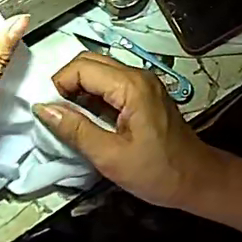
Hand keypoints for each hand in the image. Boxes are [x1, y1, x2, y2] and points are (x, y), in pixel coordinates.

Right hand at [35, 53, 221, 209]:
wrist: (197, 179)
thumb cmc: (158, 171)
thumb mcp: (110, 156)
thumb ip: (75, 130)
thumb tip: (44, 109)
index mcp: (131, 86)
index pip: (81, 68)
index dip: (59, 85)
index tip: (49, 111)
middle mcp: (138, 76)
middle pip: (90, 62)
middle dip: (67, 83)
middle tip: (56, 114)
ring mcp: (143, 83)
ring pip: (100, 71)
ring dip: (79, 89)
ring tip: (70, 119)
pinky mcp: (144, 93)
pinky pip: (111, 83)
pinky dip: (94, 95)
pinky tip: (88, 119)